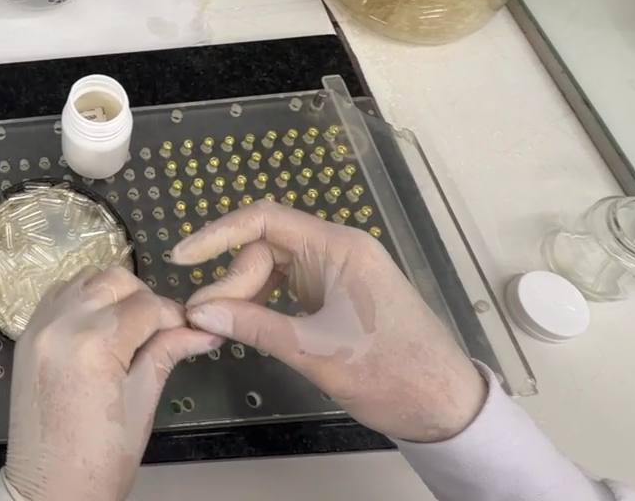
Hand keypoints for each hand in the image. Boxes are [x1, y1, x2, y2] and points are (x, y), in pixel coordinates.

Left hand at [1, 267, 221, 500]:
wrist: (47, 490)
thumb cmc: (101, 460)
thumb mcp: (141, 406)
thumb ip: (166, 354)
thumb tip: (204, 331)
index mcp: (94, 344)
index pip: (146, 306)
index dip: (173, 315)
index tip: (189, 329)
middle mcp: (62, 322)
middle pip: (114, 280)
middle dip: (143, 298)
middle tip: (159, 328)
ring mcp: (39, 323)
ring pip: (85, 277)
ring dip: (112, 293)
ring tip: (128, 327)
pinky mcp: (27, 331)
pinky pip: (59, 292)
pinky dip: (82, 297)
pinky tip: (97, 325)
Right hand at [170, 201, 484, 442]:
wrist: (452, 415)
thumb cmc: (393, 376)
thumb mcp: (317, 352)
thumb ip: (254, 326)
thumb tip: (198, 312)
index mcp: (338, 247)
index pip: (263, 220)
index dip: (217, 234)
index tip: (182, 257)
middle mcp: (335, 249)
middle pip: (264, 248)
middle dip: (232, 280)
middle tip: (203, 316)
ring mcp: (336, 271)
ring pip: (272, 268)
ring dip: (244, 293)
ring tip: (219, 323)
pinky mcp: (336, 293)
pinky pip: (286, 285)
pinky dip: (263, 302)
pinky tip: (247, 323)